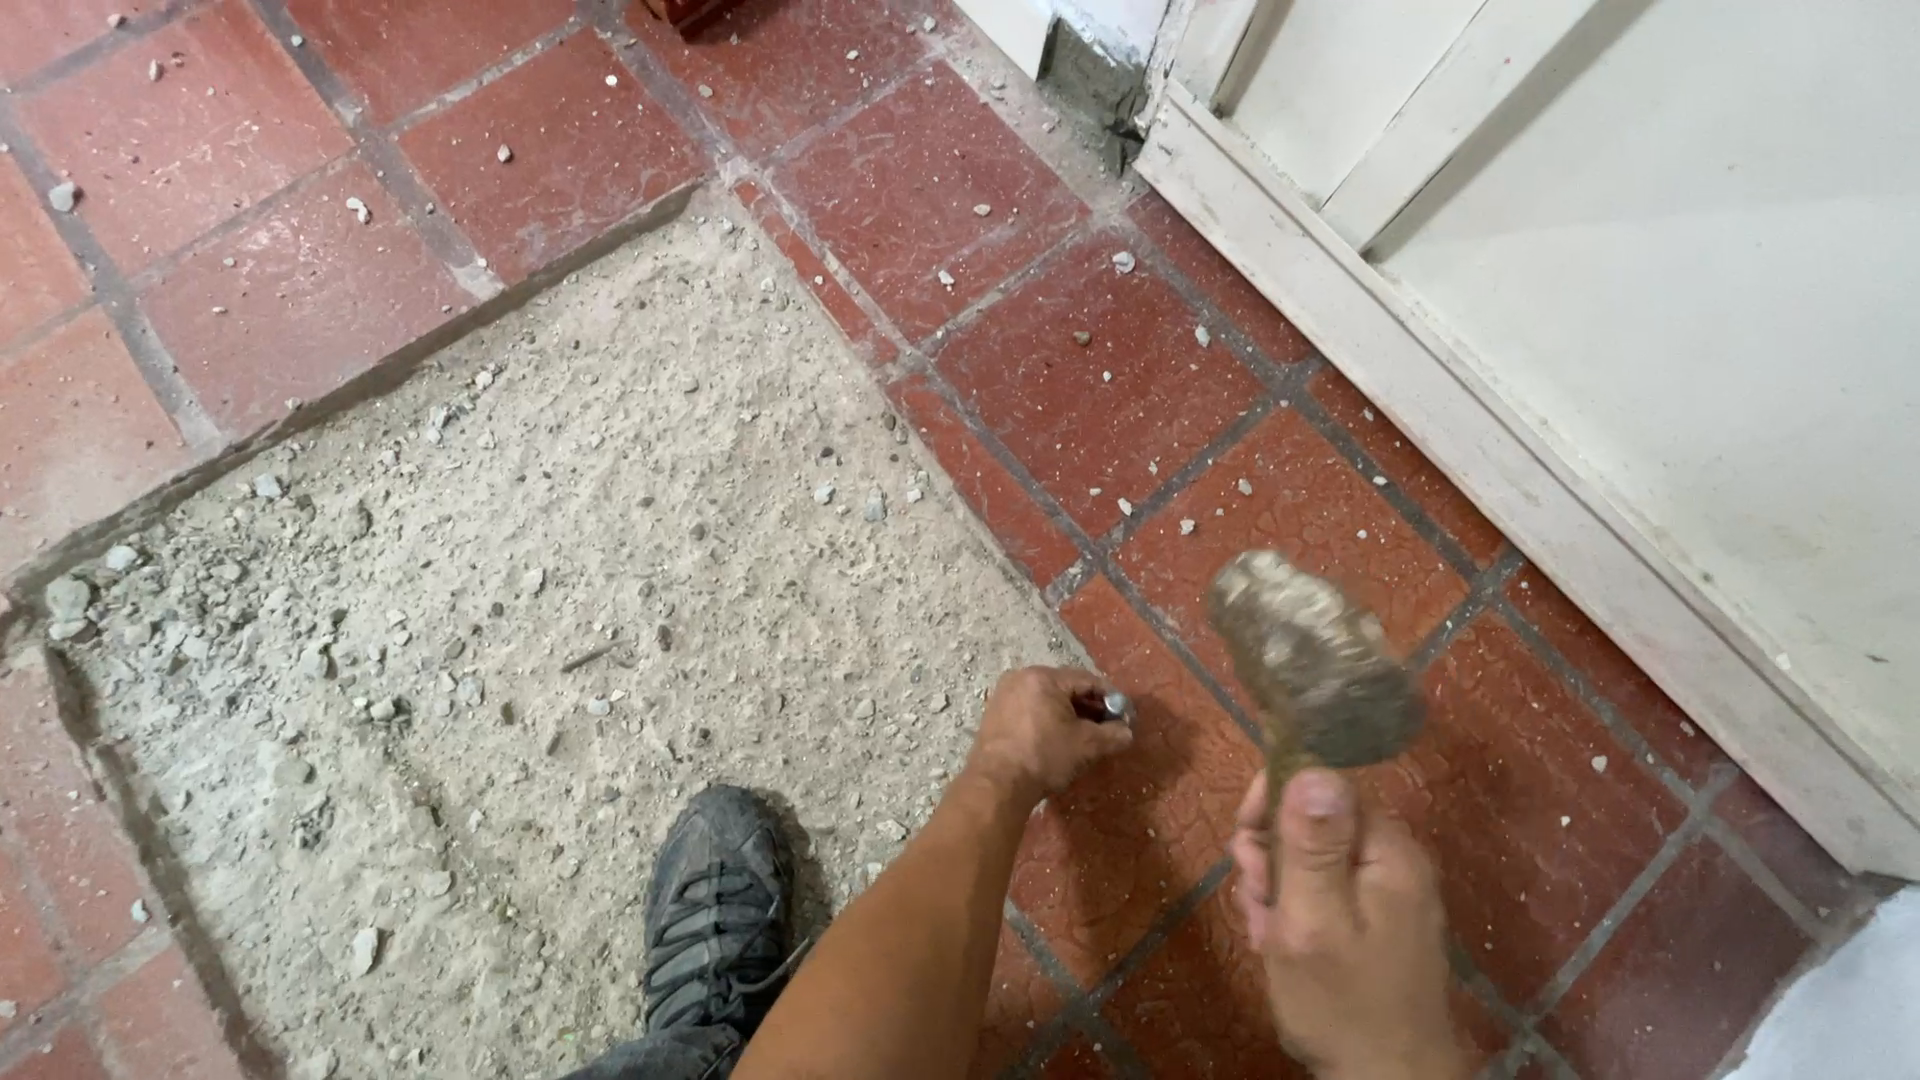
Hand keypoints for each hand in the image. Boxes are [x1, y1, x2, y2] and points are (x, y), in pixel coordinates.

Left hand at [964, 666, 1133, 806]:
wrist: (997, 783)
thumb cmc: (1044, 757)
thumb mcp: (1086, 746)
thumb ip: (1112, 735)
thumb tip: (1126, 732)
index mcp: (1043, 677)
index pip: (1086, 679)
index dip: (1109, 697)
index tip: (1123, 714)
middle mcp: (1020, 677)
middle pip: (1065, 686)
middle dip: (1088, 705)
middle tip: (1106, 725)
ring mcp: (1004, 693)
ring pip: (1046, 697)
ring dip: (1068, 712)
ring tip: (1084, 734)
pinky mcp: (994, 711)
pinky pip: (1029, 707)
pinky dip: (1047, 718)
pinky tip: (1057, 737)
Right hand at [1229, 769, 1468, 1079]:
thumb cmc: (1342, 1003)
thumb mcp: (1314, 920)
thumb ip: (1311, 845)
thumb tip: (1310, 766)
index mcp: (1386, 850)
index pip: (1320, 783)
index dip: (1274, 801)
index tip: (1246, 839)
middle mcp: (1390, 859)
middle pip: (1309, 818)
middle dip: (1269, 851)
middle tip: (1257, 894)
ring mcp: (1382, 891)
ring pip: (1306, 855)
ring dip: (1273, 884)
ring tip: (1266, 927)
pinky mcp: (1370, 918)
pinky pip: (1318, 888)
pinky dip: (1290, 907)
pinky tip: (1278, 939)